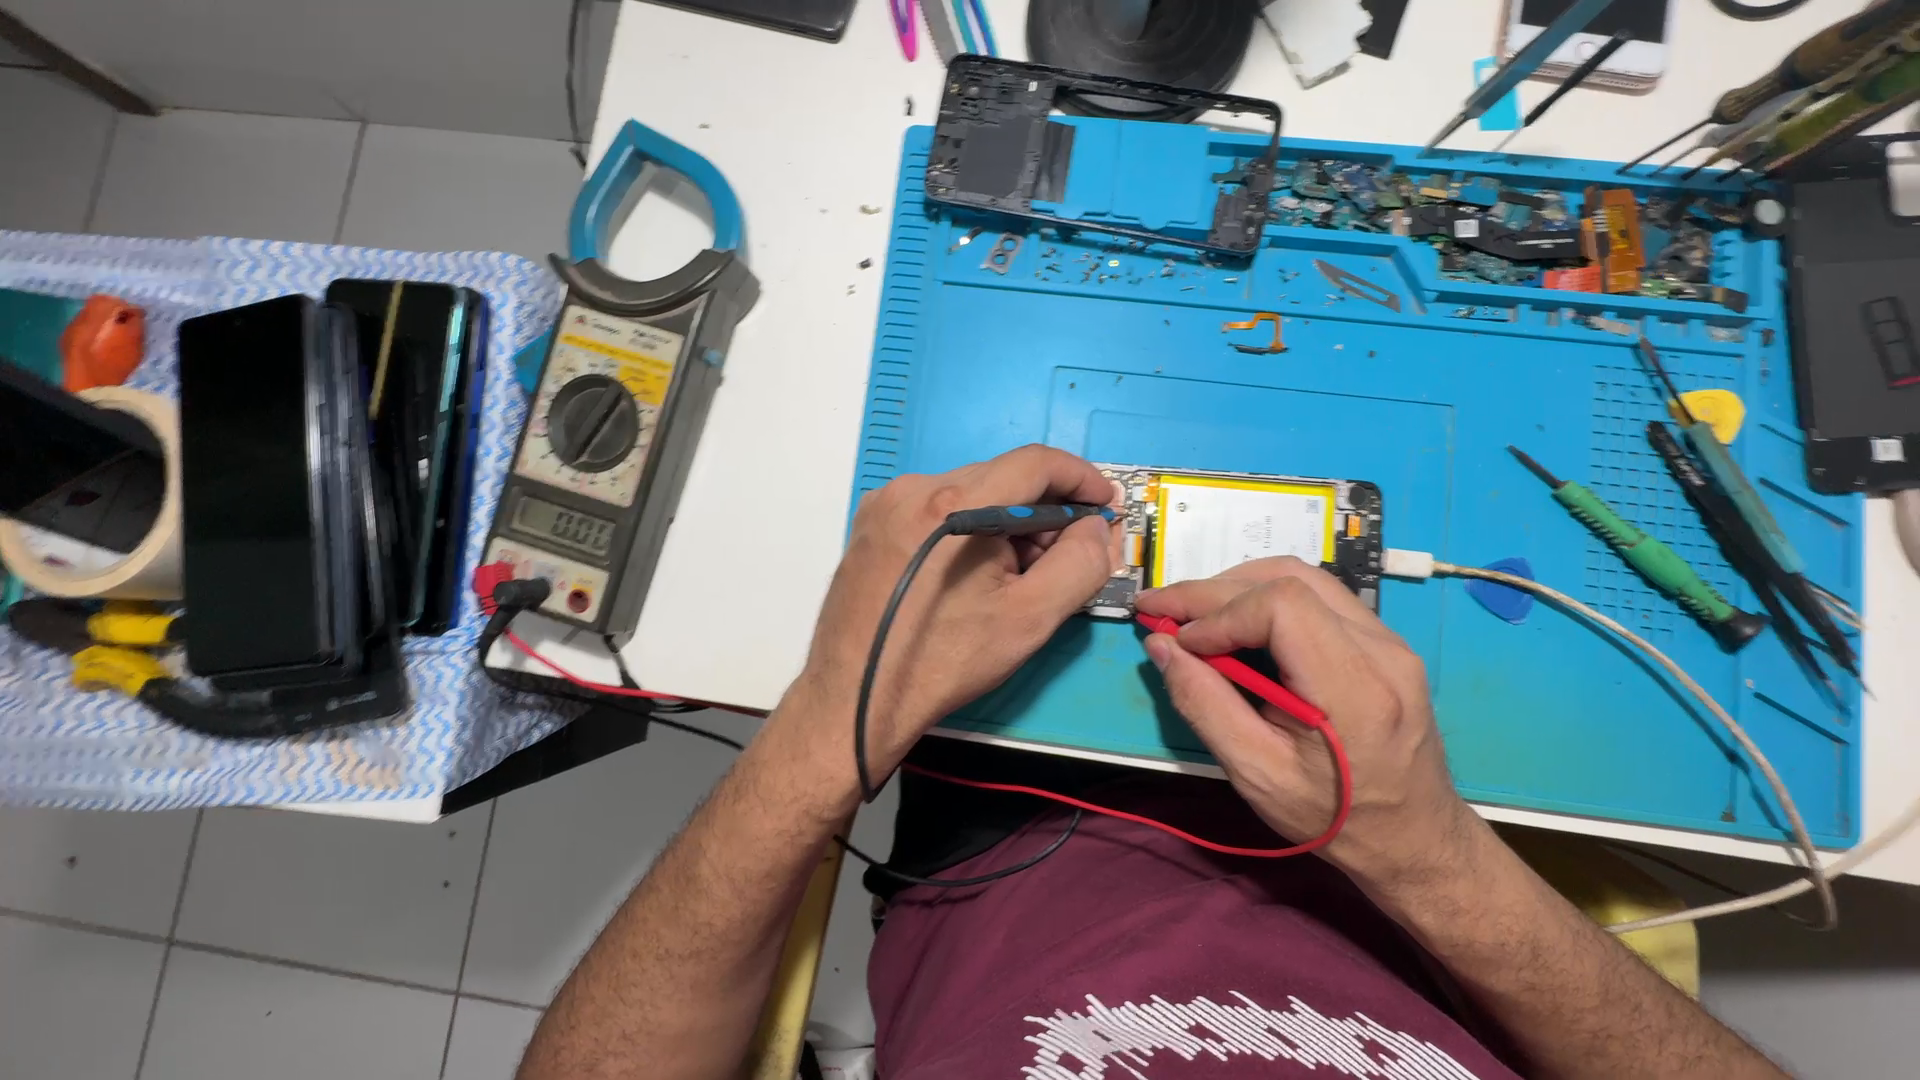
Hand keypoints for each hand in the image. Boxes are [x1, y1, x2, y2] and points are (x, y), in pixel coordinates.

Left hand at [790, 445, 1117, 794]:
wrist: (854, 700)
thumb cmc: (942, 662)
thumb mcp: (1030, 618)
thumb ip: (1080, 564)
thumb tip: (1096, 529)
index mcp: (952, 502)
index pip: (1034, 462)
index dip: (1080, 477)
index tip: (1105, 504)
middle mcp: (912, 488)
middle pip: (1001, 478)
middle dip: (1044, 512)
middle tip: (1064, 558)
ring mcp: (884, 505)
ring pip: (969, 494)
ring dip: (1006, 524)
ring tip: (1016, 578)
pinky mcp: (870, 526)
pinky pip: (936, 510)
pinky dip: (969, 529)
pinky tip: (974, 576)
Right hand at [1135, 558, 1482, 893]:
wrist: (1411, 837)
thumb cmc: (1332, 816)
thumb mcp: (1254, 773)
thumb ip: (1204, 703)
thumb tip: (1160, 644)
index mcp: (1356, 688)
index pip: (1282, 605)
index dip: (1219, 613)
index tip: (1181, 642)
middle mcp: (1381, 649)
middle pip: (1287, 580)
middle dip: (1211, 592)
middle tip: (1158, 607)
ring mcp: (1388, 640)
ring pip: (1302, 576)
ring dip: (1237, 587)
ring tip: (1192, 614)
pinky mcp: (1382, 641)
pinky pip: (1317, 596)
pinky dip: (1264, 598)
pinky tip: (1235, 624)